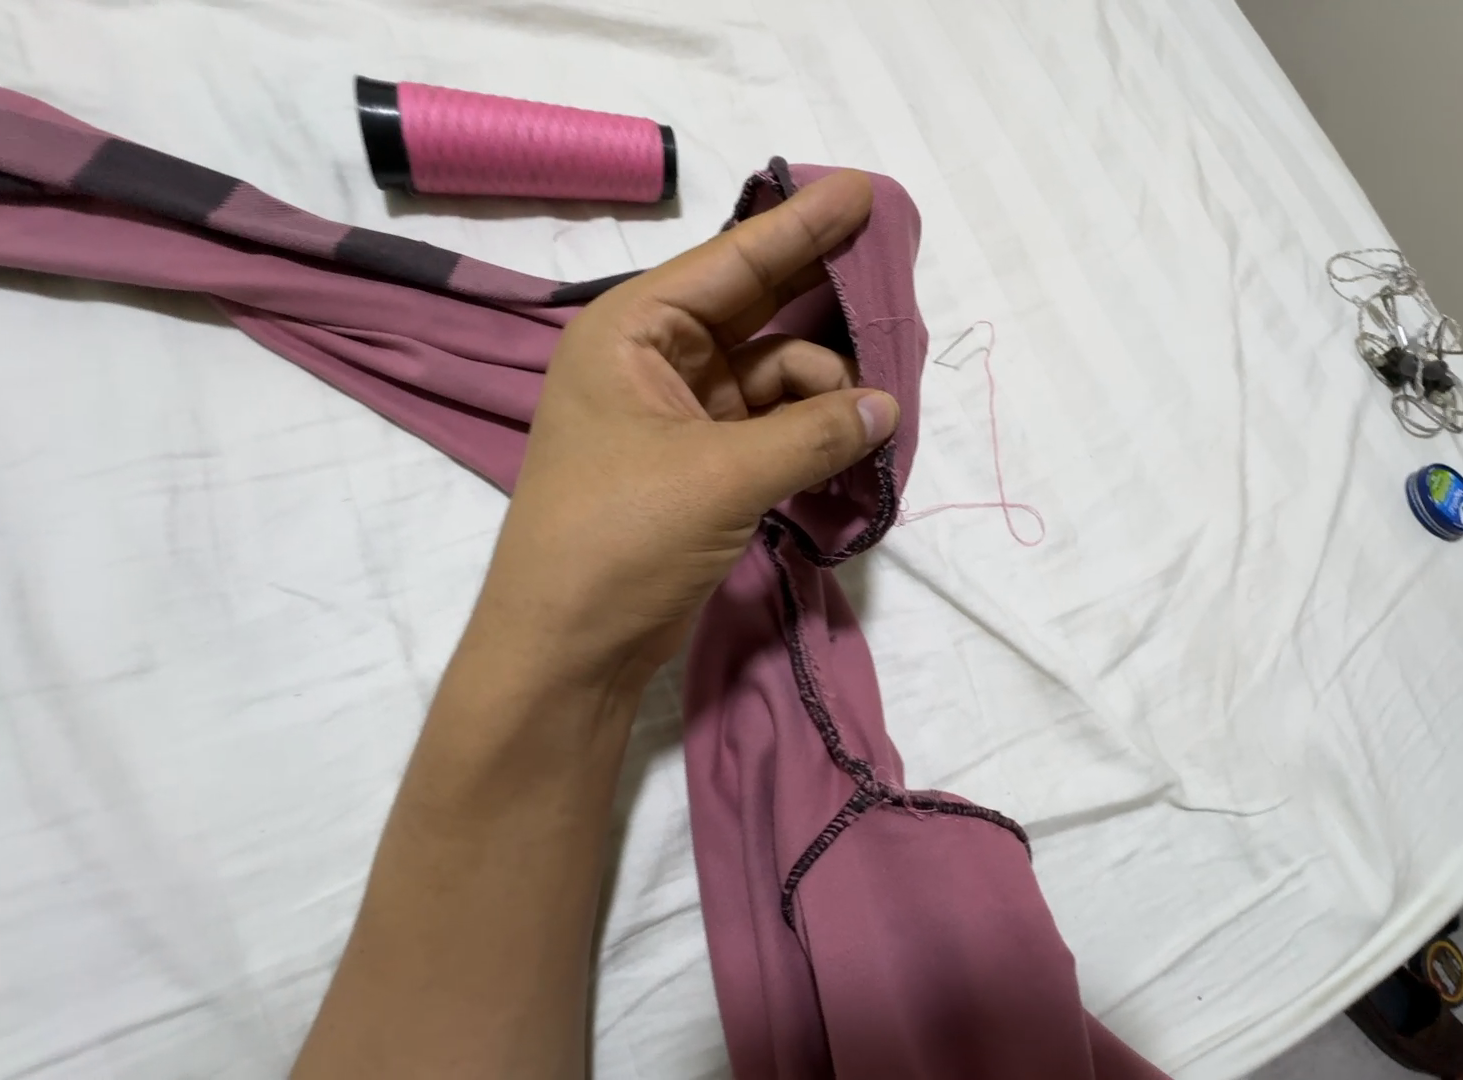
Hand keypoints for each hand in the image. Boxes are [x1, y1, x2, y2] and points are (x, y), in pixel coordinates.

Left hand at [467, 170, 897, 688]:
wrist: (571, 649)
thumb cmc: (620, 541)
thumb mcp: (720, 477)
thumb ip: (812, 434)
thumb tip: (887, 407)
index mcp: (632, 334)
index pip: (731, 262)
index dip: (801, 226)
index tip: (864, 193)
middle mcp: (656, 363)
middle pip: (757, 311)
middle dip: (823, 301)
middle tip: (891, 283)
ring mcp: (682, 417)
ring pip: (776, 378)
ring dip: (828, 392)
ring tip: (879, 413)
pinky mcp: (705, 466)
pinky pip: (774, 427)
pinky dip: (813, 433)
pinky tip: (854, 442)